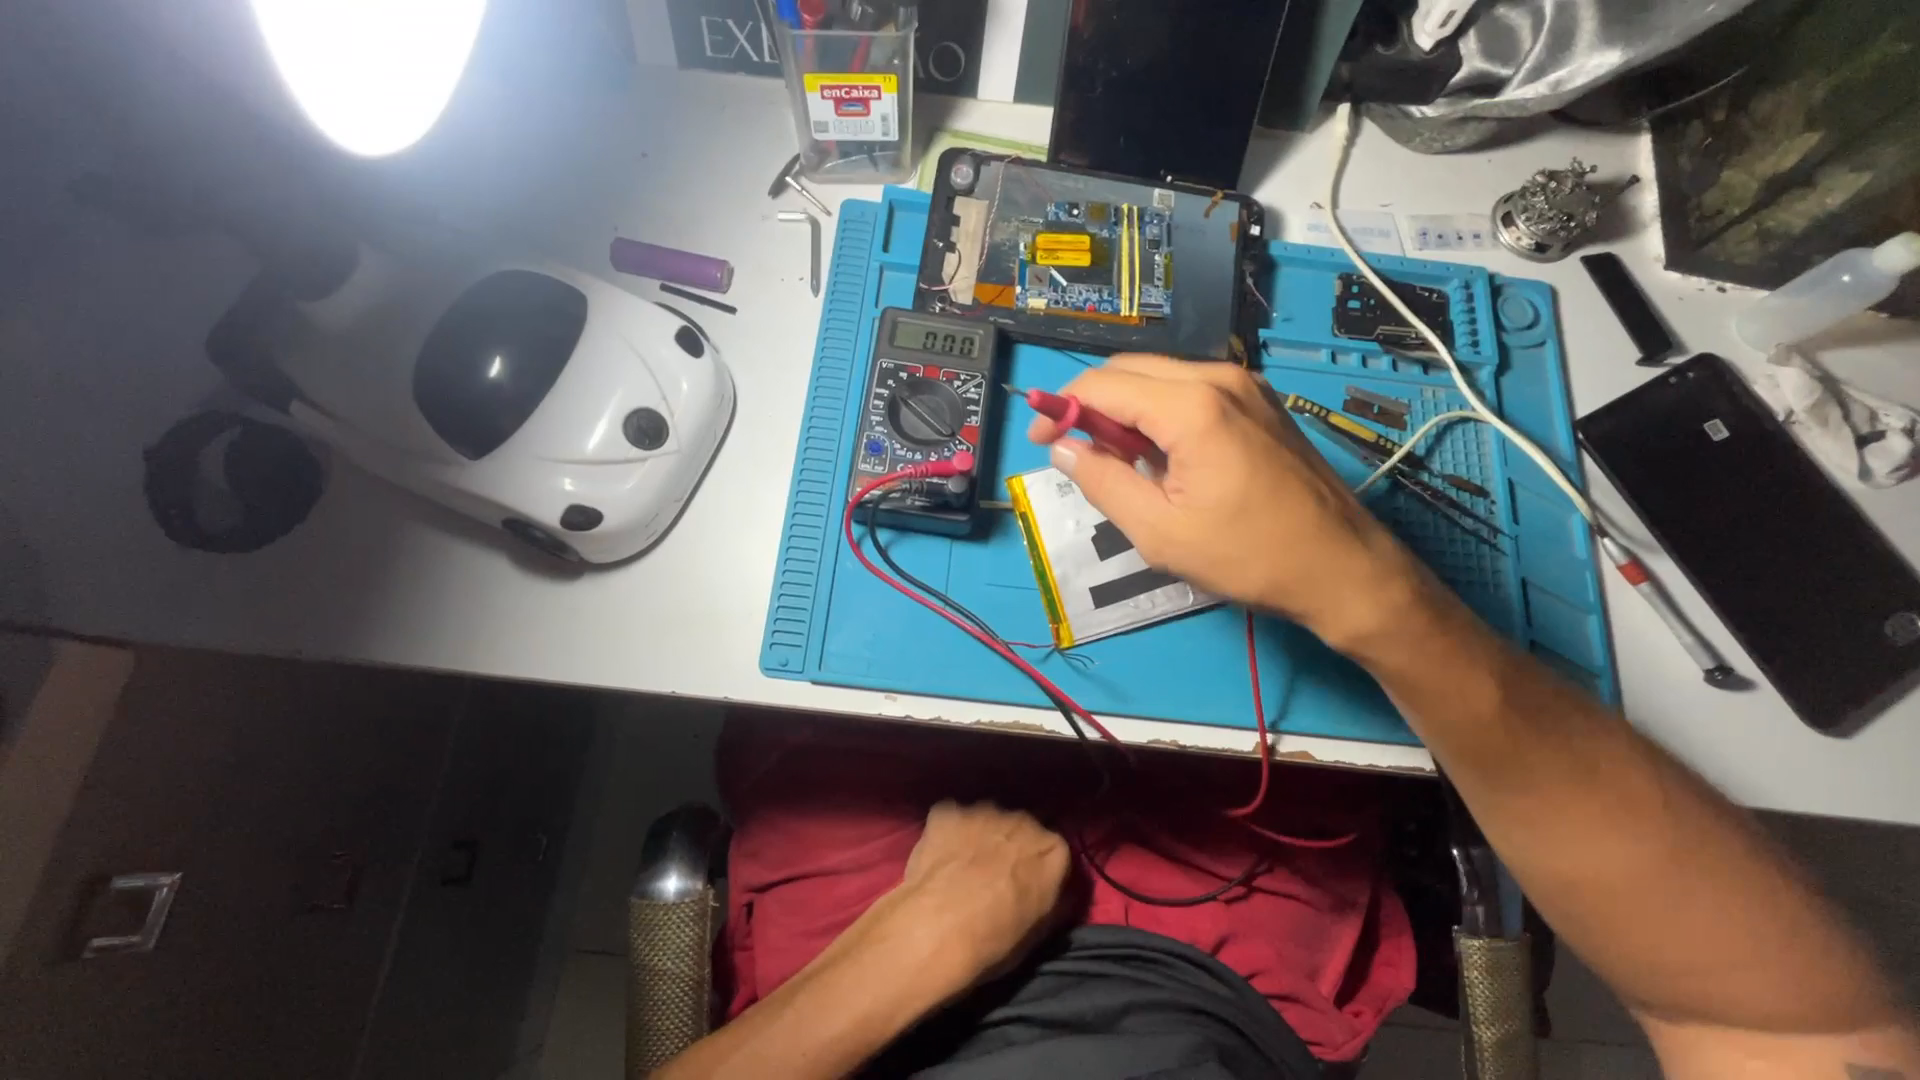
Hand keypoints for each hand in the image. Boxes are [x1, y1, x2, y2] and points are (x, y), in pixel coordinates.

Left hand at [884, 801, 1069, 983]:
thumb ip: (1051, 901)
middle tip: (989, 876)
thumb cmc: (994, 940)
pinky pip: (951, 818)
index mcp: (1054, 849)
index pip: (1053, 851)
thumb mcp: (1038, 931)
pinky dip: (946, 833)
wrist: (938, 928)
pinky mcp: (947, 809)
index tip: (1024, 886)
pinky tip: (937, 859)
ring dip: (978, 836)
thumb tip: (1055, 893)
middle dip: (1008, 847)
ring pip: (984, 820)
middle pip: (1019, 829)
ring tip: (959, 867)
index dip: (1036, 869)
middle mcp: (1023, 820)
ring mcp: (983, 811)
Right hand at [1027, 354, 1443, 650]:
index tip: (1042, 444)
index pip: (1101, 384)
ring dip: (1126, 411)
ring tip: (1122, 465)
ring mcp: (1245, 386)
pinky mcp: (1259, 403)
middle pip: (1129, 371)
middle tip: (1078, 456)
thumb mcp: (1158, 531)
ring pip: (1159, 379)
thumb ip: (1102, 481)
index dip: (1061, 409)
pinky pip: (1190, 392)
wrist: (1343, 567)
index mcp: (1191, 406)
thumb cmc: (1247, 556)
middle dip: (1091, 406)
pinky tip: (1162, 458)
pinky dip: (1160, 415)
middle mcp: (1219, 378)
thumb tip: (1064, 449)